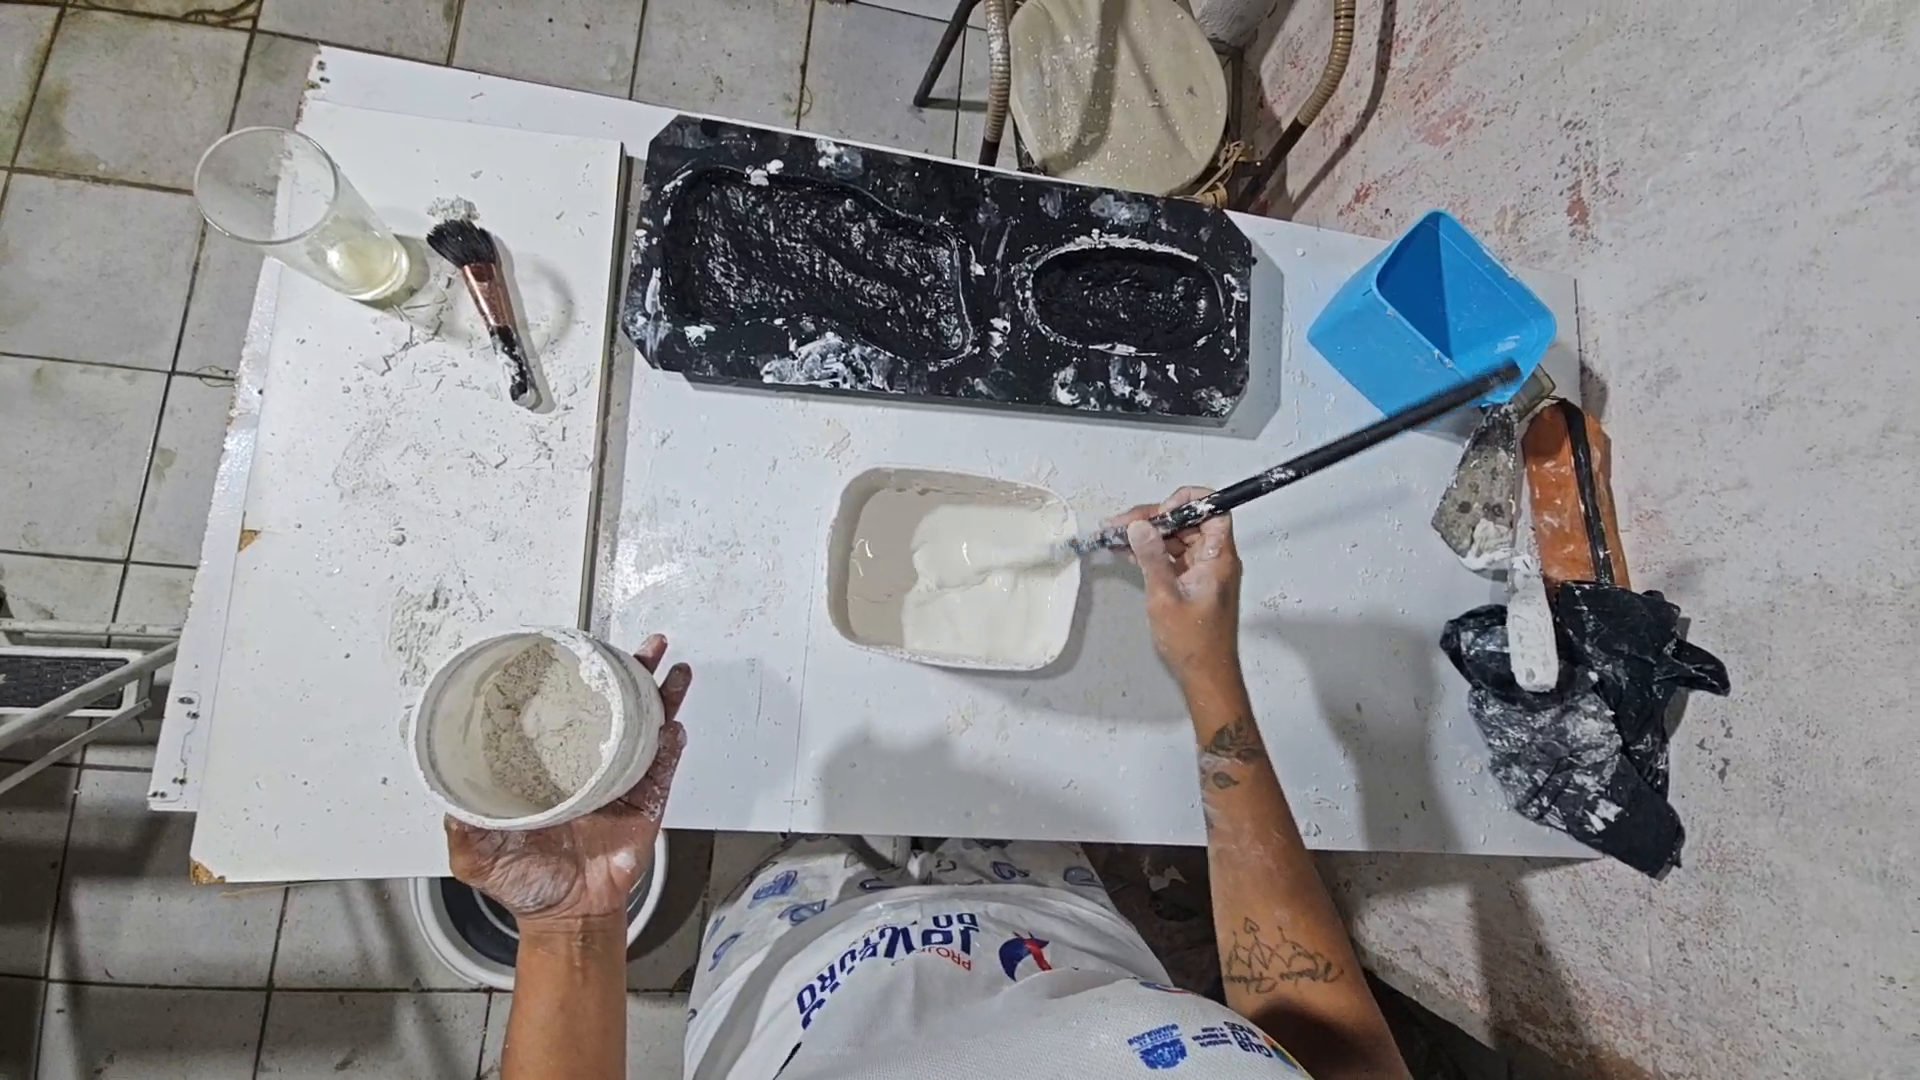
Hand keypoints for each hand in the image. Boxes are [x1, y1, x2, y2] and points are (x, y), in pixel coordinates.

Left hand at [445, 634, 690, 925]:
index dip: (581, 681)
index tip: (585, 654)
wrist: (570, 912)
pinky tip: (673, 726)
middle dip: (636, 673)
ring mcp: (624, 778)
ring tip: (673, 673)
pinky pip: (664, 765)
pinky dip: (671, 744)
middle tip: (645, 648)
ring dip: (665, 697)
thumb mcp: (478, 853)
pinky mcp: (648, 798)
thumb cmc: (527, 883)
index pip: (570, 713)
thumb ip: (464, 822)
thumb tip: (449, 790)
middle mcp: (593, 763)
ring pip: (650, 727)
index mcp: (556, 767)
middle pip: (620, 707)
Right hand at [1112, 487, 1243, 690]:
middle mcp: (1214, 559)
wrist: (1204, 673)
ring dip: (1146, 535)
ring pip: (1175, 538)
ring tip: (1115, 536)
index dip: (1187, 502)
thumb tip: (1140, 526)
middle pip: (1187, 522)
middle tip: (1121, 524)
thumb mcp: (1165, 595)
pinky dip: (1149, 552)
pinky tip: (1125, 550)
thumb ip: (1151, 557)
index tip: (1158, 511)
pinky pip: (1170, 556)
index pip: (1214, 510)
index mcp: (1218, 558)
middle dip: (1154, 518)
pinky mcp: (1190, 581)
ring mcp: (1202, 570)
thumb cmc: (1193, 642)